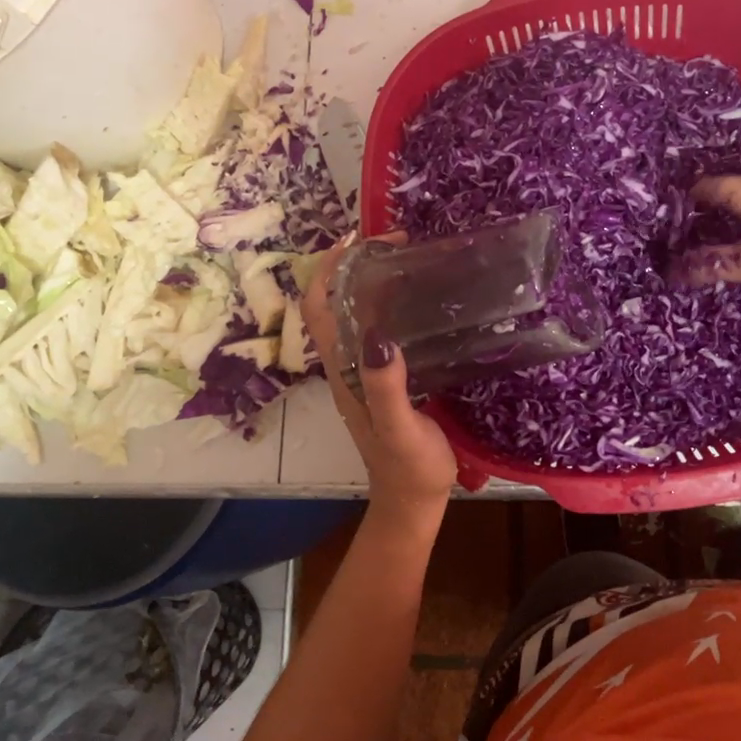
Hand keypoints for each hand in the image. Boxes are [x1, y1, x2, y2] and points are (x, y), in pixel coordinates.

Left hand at [303, 237, 459, 514]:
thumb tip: (378, 335)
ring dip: (372, 279)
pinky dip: (392, 302)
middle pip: (335, 301)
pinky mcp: (385, 376)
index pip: (319, 306)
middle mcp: (347, 363)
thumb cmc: (409, 467)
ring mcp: (365, 370)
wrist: (414, 501)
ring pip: (357, 312)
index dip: (330, 268)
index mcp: (343, 370)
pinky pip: (379, 327)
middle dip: (354, 264)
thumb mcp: (400, 429)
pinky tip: (421, 296)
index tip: (360, 240)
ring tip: (409, 257)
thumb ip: (386, 387)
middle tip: (396, 241)